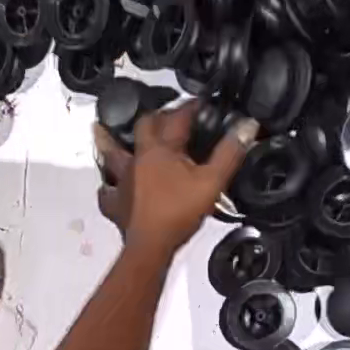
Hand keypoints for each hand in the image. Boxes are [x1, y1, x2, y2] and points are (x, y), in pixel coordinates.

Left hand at [95, 102, 257, 256]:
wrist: (151, 246)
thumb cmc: (177, 215)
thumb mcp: (212, 182)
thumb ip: (230, 153)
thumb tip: (247, 127)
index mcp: (161, 149)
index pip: (178, 117)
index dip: (191, 106)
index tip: (201, 103)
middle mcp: (138, 159)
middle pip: (143, 127)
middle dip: (155, 117)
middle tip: (164, 115)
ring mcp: (124, 181)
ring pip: (112, 154)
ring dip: (109, 141)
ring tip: (102, 130)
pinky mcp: (116, 205)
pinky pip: (107, 193)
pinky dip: (108, 188)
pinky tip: (109, 186)